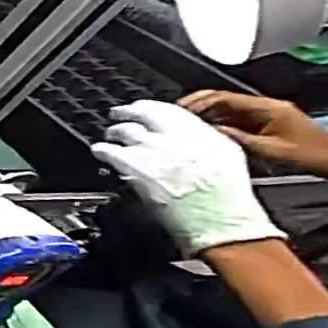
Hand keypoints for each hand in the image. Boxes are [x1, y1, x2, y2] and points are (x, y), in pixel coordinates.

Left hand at [90, 99, 283, 255]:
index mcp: (204, 133)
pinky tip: (100, 151)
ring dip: (113, 132)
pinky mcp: (135, 167)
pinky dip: (101, 150)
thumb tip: (180, 133)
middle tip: (117, 114)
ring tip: (110, 135)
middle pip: (143, 114)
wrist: (220, 220)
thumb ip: (202, 140)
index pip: (170, 110)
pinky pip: (109, 151)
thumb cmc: (227, 198)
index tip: (140, 107)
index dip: (149, 107)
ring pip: (124, 130)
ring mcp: (154, 150)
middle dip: (127, 112)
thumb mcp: (226, 157)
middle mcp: (179, 137)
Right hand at [178, 90, 327, 190]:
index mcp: (268, 107)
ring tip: (183, 127)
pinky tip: (204, 135)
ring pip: (226, 110)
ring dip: (204, 116)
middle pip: (221, 100)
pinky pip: (233, 120)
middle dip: (195, 107)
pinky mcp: (265, 126)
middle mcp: (266, 107)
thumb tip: (204, 130)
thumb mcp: (267, 149)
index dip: (196, 103)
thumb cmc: (311, 156)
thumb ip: (233, 138)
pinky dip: (215, 124)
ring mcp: (266, 116)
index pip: (222, 97)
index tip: (174, 113)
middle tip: (172, 117)